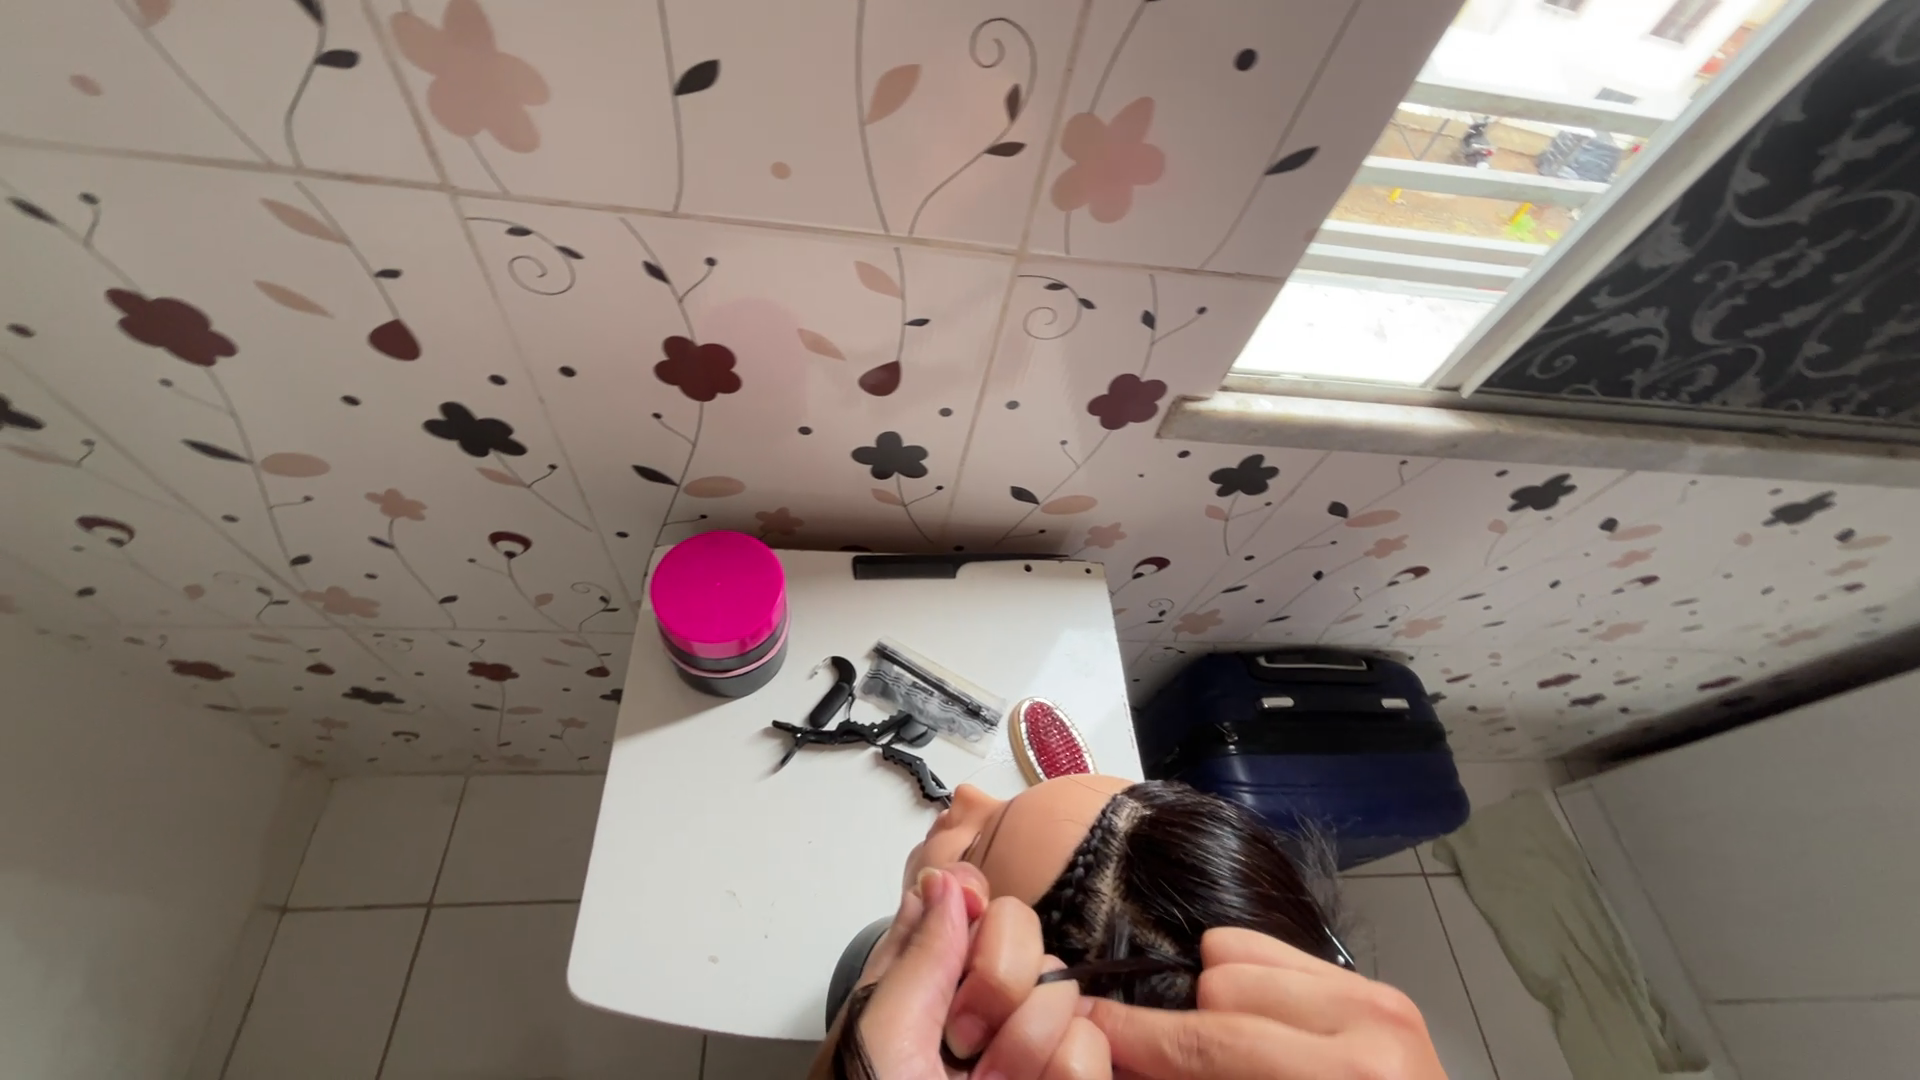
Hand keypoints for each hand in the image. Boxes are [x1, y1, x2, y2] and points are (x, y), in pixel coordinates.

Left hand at [832, 865, 1109, 1079]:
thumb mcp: (881, 1041)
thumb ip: (916, 956)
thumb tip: (947, 881)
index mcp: (924, 984)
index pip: (969, 898)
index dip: (975, 905)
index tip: (967, 927)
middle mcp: (977, 1006)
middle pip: (1024, 930)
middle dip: (997, 982)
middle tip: (963, 1042)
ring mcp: (1025, 1049)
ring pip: (1061, 986)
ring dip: (1025, 1046)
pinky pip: (1091, 1046)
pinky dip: (1062, 1076)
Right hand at [1085, 927, 1444, 1079]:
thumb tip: (1114, 1055)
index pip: (1204, 1047)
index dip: (1132, 1038)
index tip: (1083, 1026)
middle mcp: (1371, 1034)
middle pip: (1215, 987)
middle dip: (1188, 1035)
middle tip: (1180, 1072)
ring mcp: (1378, 1002)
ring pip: (1233, 956)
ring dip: (1220, 1007)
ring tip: (1239, 1063)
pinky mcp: (1376, 987)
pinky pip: (1265, 948)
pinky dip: (1248, 987)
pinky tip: (1265, 1038)